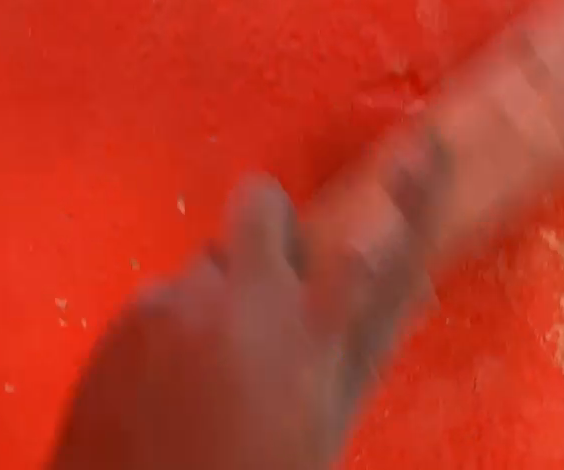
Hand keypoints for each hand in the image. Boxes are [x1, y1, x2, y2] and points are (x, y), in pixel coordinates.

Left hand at [47, 134, 447, 469]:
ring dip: (210, 296)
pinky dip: (164, 326)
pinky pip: (160, 294)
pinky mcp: (133, 311)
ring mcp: (187, 301)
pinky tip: (158, 383)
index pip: (379, 256)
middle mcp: (255, 306)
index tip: (430, 141)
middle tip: (258, 280)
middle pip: (263, 203)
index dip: (411, 194)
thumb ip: (357, 341)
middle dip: (262, 224)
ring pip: (206, 260)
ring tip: (200, 365)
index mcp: (315, 344)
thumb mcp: (324, 421)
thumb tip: (408, 280)